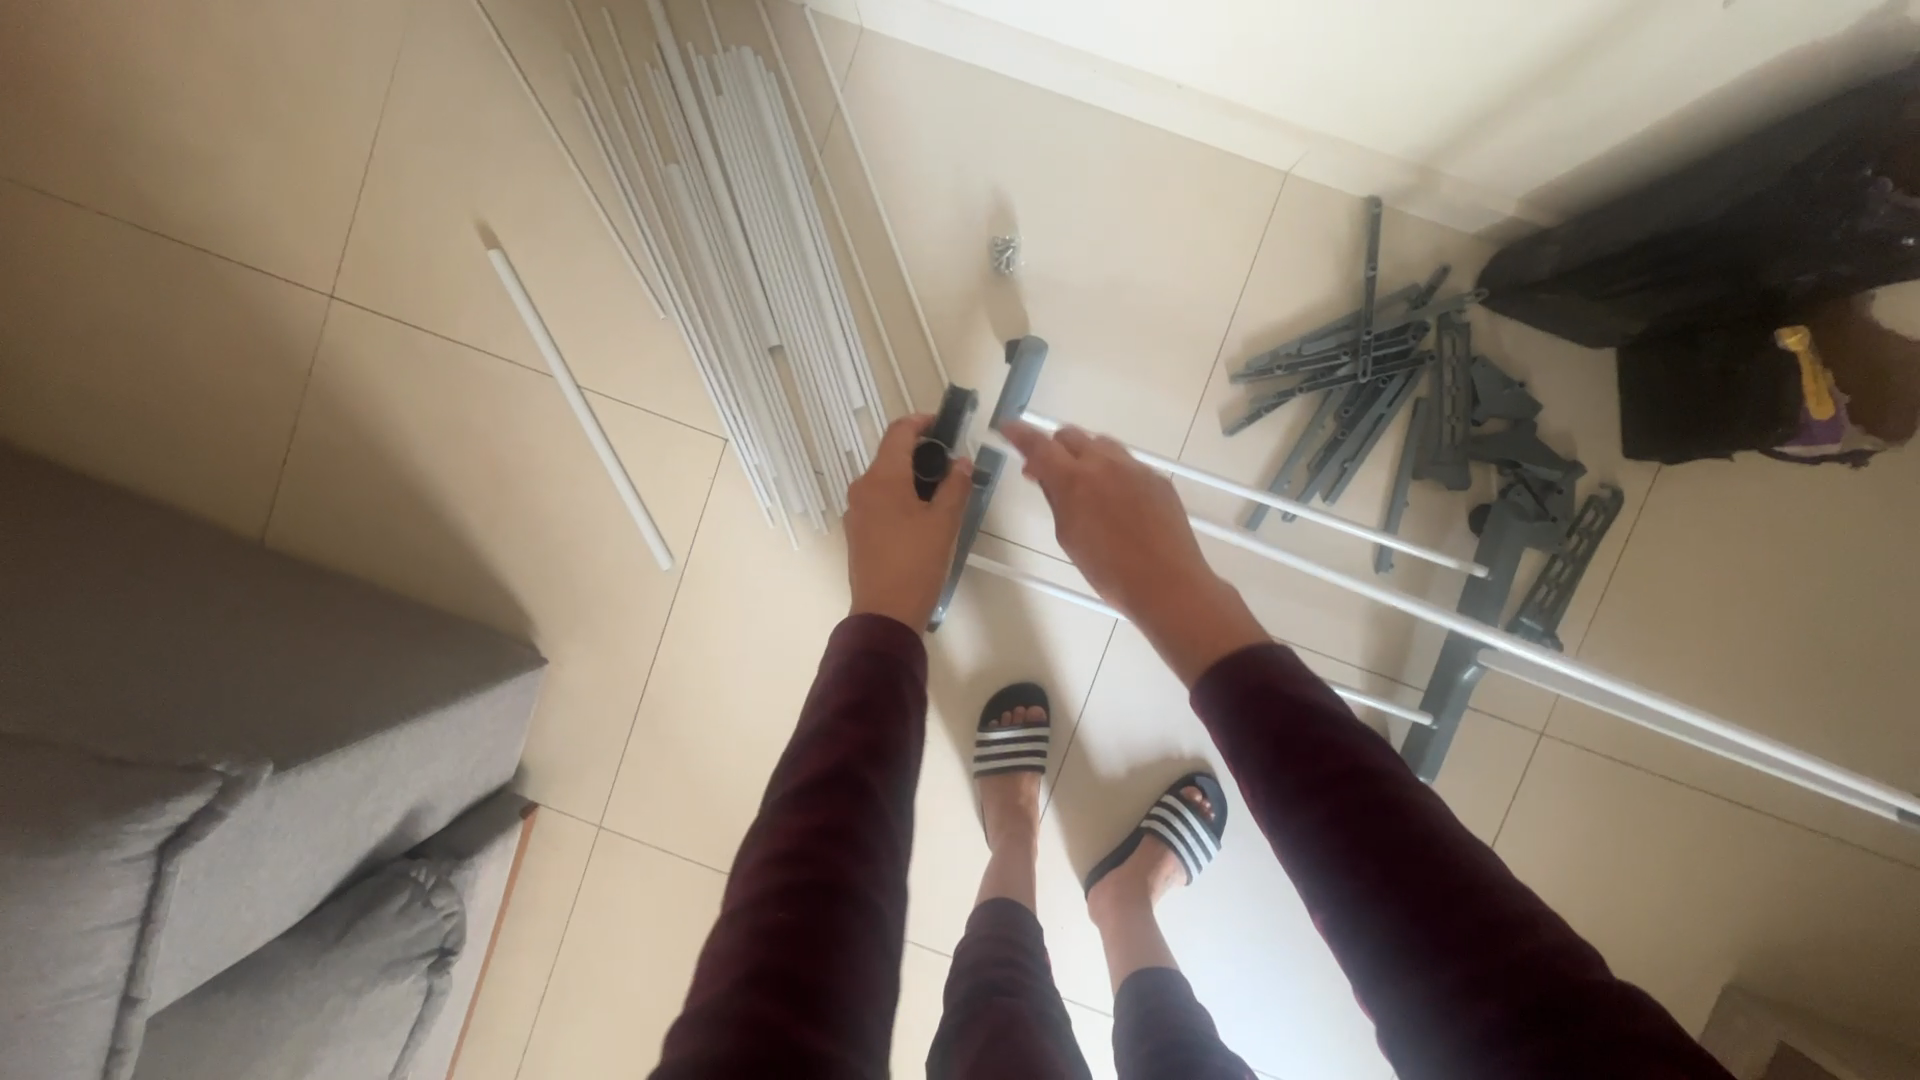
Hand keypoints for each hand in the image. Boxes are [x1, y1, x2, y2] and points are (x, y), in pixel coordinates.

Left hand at [844, 414, 973, 630]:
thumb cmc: (916, 564)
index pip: (899, 432)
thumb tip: (961, 463)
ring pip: (886, 481)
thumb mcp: (944, 522)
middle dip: (922, 454)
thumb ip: (955, 486)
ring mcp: (856, 512)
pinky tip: (922, 518)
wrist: (885, 614)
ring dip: (912, 479)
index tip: (945, 425)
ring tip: (943, 494)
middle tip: (953, 466)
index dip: (922, 422)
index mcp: (881, 478)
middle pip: (891, 456)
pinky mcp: (857, 533)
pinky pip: (880, 503)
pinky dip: (901, 499)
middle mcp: (862, 488)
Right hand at [1000, 421, 1266, 684]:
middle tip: (1047, 473)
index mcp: (1074, 480)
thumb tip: (1048, 477)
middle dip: (1054, 447)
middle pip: (1070, 435)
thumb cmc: (1109, 571)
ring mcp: (1135, 468)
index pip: (1038, 445)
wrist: (1167, 583)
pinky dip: (1112, 472)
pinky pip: (1127, 463)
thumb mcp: (1069, 537)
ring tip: (1084, 485)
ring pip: (1101, 444)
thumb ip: (1056, 500)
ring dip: (1085, 456)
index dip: (1019, 433)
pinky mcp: (1157, 479)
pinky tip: (1116, 502)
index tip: (1007, 427)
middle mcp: (1104, 464)